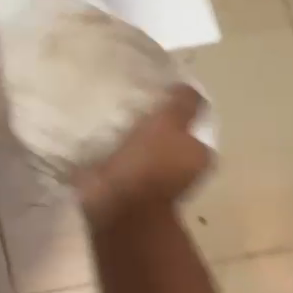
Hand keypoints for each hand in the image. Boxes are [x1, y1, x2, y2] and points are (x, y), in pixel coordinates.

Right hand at [72, 84, 213, 223]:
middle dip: (149, 122)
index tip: (154, 94)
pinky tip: (94, 133)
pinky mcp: (124, 186)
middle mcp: (180, 170)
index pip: (192, 126)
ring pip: (142, 148)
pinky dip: (109, 148)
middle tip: (127, 100)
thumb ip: (182, 104)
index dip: (176, 109)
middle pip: (167, 137)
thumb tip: (187, 86)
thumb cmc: (149, 163)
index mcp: (198, 155)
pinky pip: (119, 159)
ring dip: (127, 135)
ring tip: (105, 113)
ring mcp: (152, 180)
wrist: (117, 206)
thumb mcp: (170, 123)